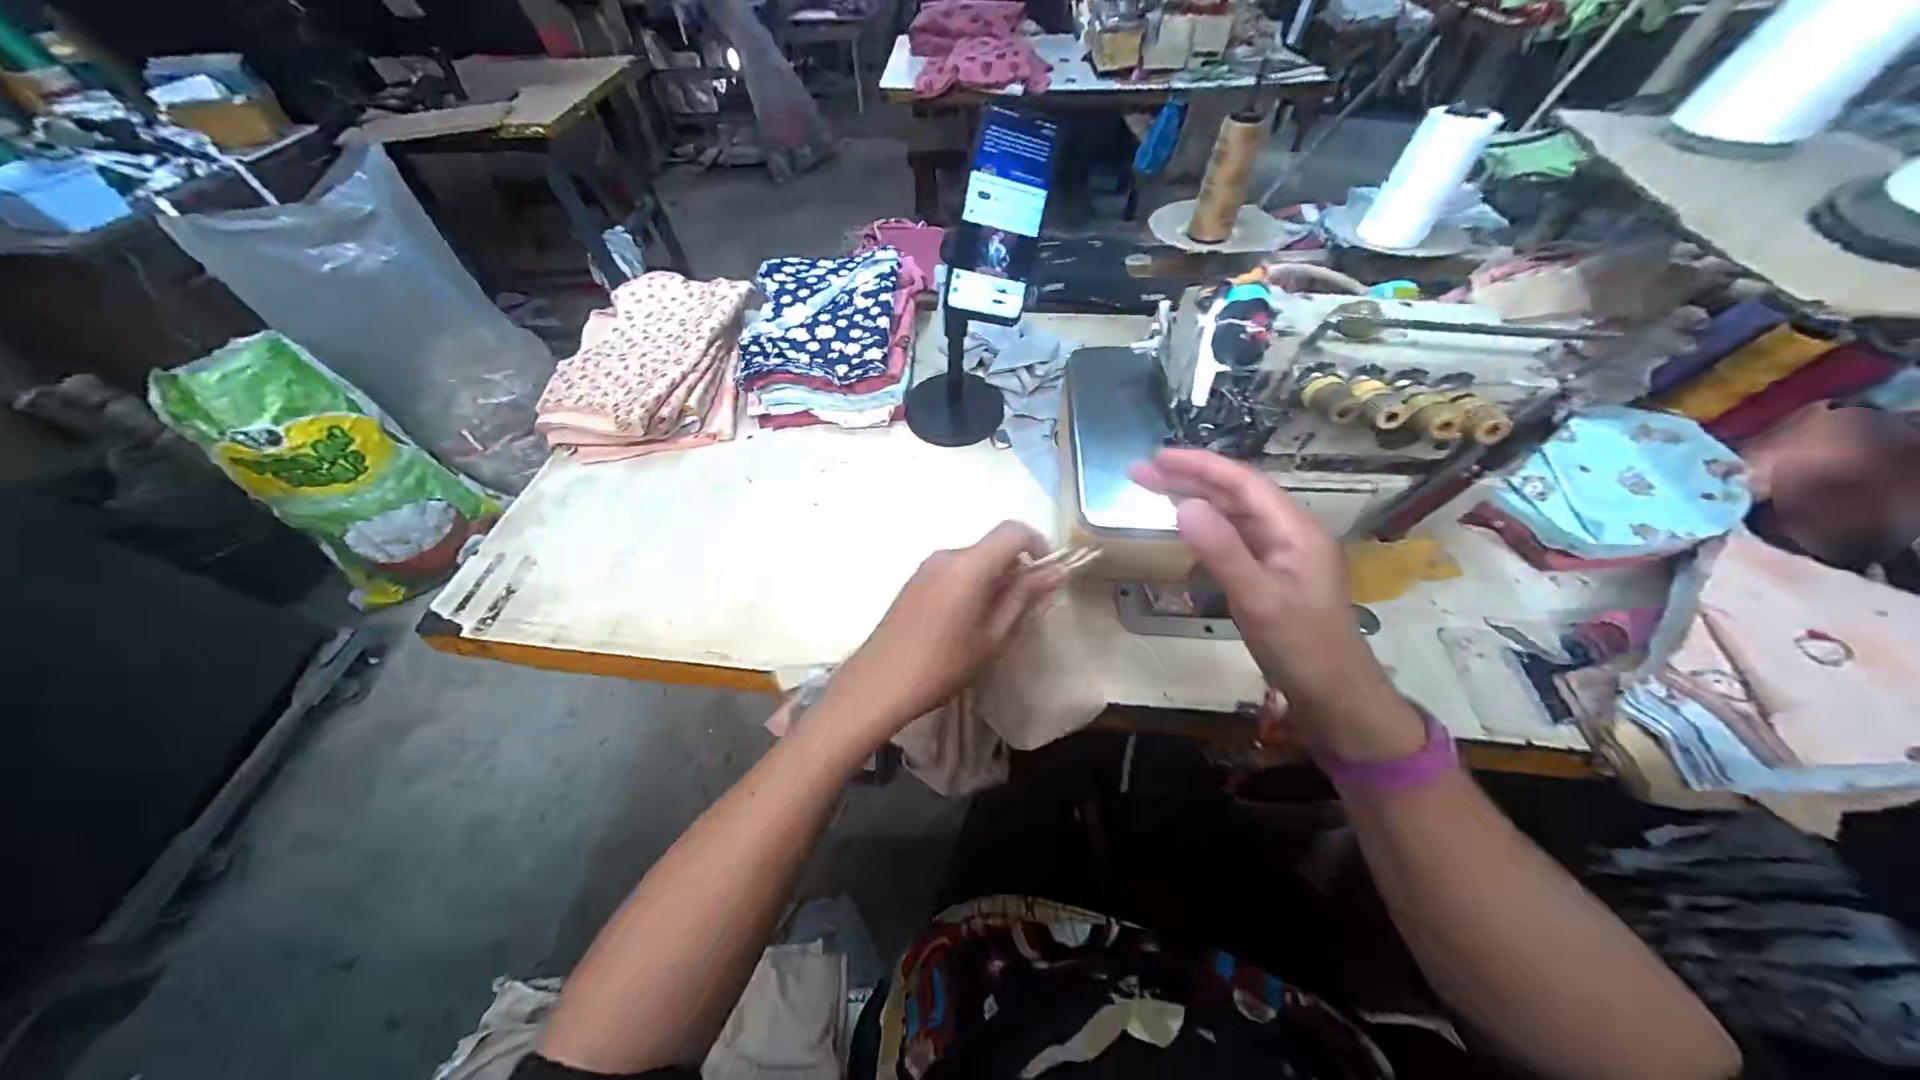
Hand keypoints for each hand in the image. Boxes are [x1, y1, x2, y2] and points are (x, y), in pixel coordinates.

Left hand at [815, 521, 1065, 753]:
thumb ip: (1025, 597)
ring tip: (993, 623)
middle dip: (1016, 568)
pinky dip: (971, 585)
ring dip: (993, 579)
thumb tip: (1057, 570)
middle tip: (1023, 610)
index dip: (1038, 544)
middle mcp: (946, 555)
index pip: (1013, 531)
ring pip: (974, 560)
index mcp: (969, 565)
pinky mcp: (914, 581)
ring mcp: (926, 567)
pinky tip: (965, 622)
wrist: (879, 683)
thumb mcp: (993, 636)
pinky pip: (954, 571)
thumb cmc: (943, 665)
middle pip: (993, 546)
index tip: (1047, 574)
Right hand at [1131, 449, 1423, 760]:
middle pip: (1236, 494)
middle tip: (1141, 473)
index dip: (1199, 466)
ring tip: (1153, 491)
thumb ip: (1221, 550)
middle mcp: (1289, 532)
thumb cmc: (1301, 646)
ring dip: (1195, 499)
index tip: (1156, 458)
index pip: (1243, 483)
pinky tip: (1184, 528)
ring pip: (1234, 515)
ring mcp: (1281, 553)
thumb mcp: (1257, 598)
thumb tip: (1183, 506)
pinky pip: (1235, 538)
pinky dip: (1206, 527)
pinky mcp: (1271, 573)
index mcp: (1295, 529)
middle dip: (1190, 478)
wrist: (1335, 694)